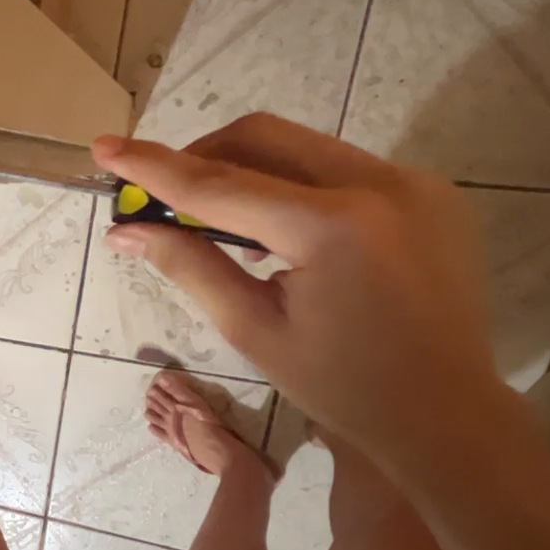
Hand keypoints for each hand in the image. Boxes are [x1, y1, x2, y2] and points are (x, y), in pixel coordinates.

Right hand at [94, 113, 509, 466]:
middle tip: (160, 197)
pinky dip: (287, 184)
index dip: (154, 167)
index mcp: (333, 228)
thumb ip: (188, 266)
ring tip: (213, 220)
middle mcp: (379, 184)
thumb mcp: (252, 329)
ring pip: (299, 145)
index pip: (220, 184)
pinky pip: (336, 166)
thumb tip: (126, 232)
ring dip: (243, 169)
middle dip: (199, 157)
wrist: (444, 412)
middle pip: (262, 137)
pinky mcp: (426, 190)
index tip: (105, 147)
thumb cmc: (339, 386)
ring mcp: (412, 181)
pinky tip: (273, 229)